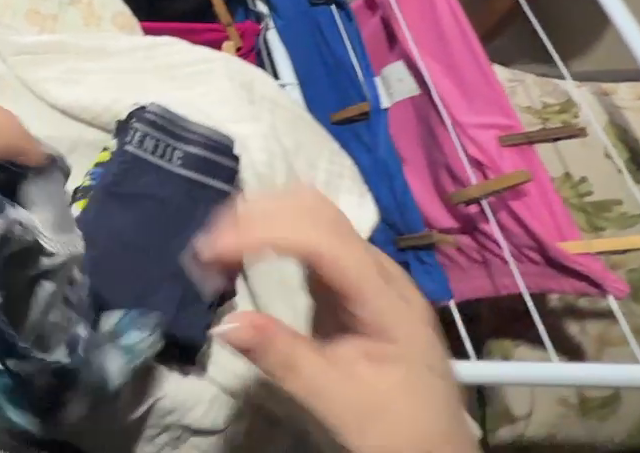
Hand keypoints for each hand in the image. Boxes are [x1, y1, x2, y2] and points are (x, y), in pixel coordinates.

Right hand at [193, 189, 474, 452]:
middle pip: (315, 210)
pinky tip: (240, 245)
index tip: (211, 252)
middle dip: (255, 216)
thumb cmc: (392, 426)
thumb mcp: (337, 401)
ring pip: (309, 210)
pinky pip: (304, 228)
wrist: (433, 446)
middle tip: (206, 246)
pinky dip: (266, 227)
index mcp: (386, 300)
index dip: (263, 233)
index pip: (323, 240)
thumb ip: (282, 358)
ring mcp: (364, 267)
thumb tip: (222, 323)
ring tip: (217, 243)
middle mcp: (379, 269)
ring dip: (259, 216)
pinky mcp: (346, 272)